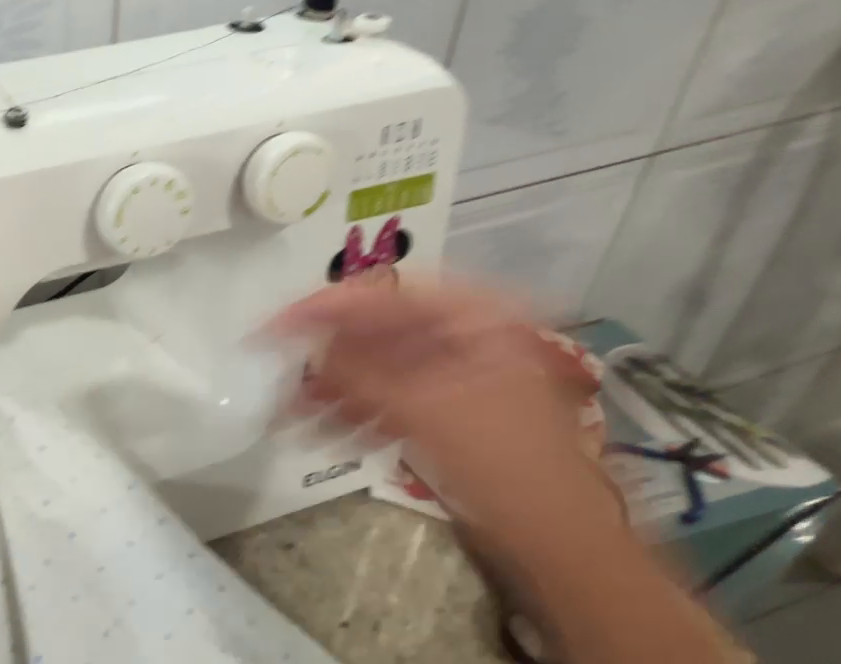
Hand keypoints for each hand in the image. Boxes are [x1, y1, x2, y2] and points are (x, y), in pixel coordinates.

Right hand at [263, 278, 739, 663]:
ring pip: (373, 367)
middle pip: (373, 332)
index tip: (276, 324)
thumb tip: (310, 347)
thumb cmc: (509, 467)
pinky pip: (385, 397)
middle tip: (276, 372)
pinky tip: (316, 431)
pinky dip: (351, 412)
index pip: (384, 294)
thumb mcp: (428, 412)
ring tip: (287, 413)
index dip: (325, 306)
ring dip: (329, 390)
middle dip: (323, 358)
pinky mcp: (443, 408)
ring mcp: (453, 372)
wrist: (563, 546)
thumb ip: (364, 374)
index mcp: (475, 317)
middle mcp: (463, 335)